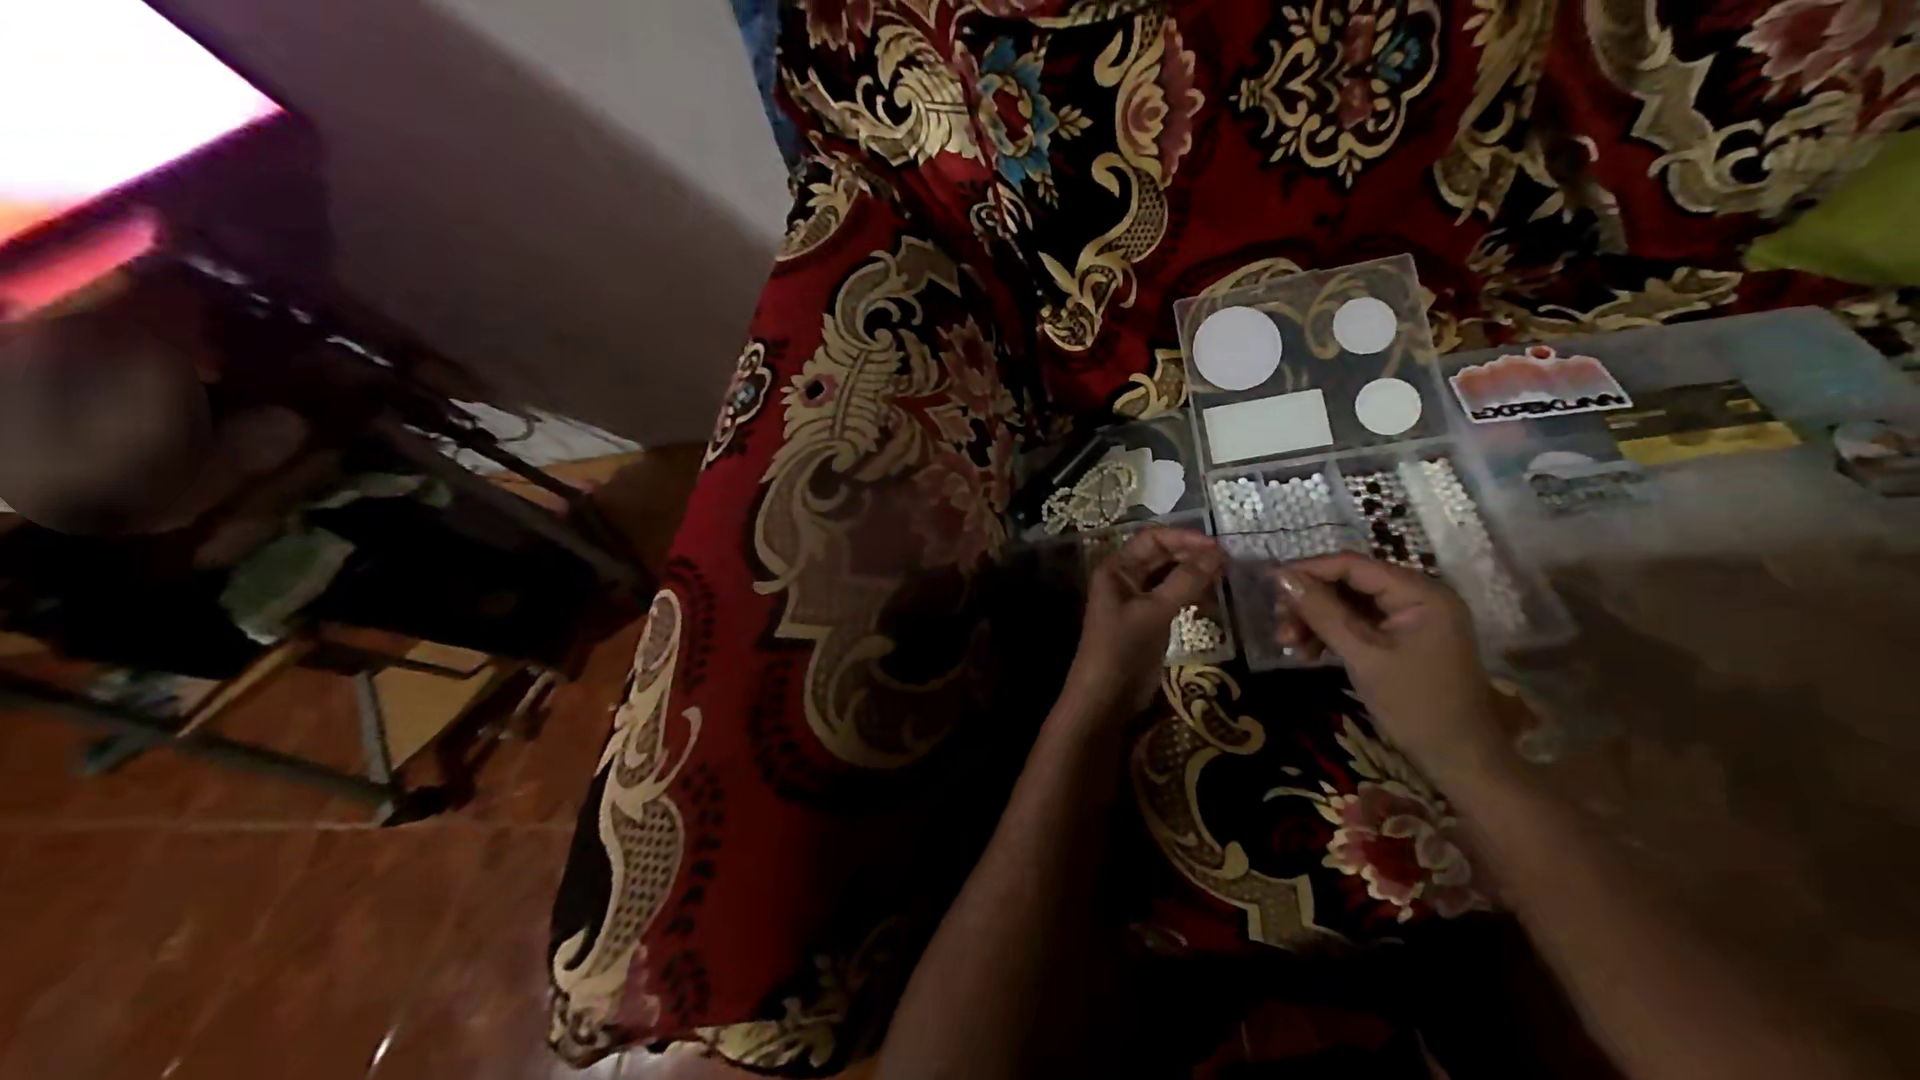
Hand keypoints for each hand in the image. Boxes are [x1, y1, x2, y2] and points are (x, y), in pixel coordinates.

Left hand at [1061, 528, 1224, 720]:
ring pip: (1169, 576)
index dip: (1184, 538)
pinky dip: (1191, 594)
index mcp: (1116, 568)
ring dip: (1195, 575)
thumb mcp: (1155, 611)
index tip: (1218, 546)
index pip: (1152, 538)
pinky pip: (1172, 596)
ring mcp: (1136, 598)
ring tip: (1225, 578)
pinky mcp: (1148, 618)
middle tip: (1229, 562)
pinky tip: (1212, 599)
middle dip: (1193, 555)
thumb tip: (1218, 553)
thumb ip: (1185, 580)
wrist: (1106, 695)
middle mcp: (1124, 577)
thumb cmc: (1123, 647)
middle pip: (1162, 555)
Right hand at [1272, 553, 1505, 786]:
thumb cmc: (1414, 704)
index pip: (1352, 565)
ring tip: (1289, 645)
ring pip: (1348, 604)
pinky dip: (1331, 634)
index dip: (1308, 570)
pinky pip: (1358, 623)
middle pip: (1348, 583)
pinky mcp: (1403, 636)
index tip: (1268, 583)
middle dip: (1309, 601)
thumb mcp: (1361, 654)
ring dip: (1315, 620)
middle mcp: (1418, 596)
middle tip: (1279, 623)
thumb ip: (1321, 611)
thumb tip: (1281, 577)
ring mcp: (1411, 617)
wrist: (1458, 757)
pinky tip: (1308, 654)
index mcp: (1420, 593)